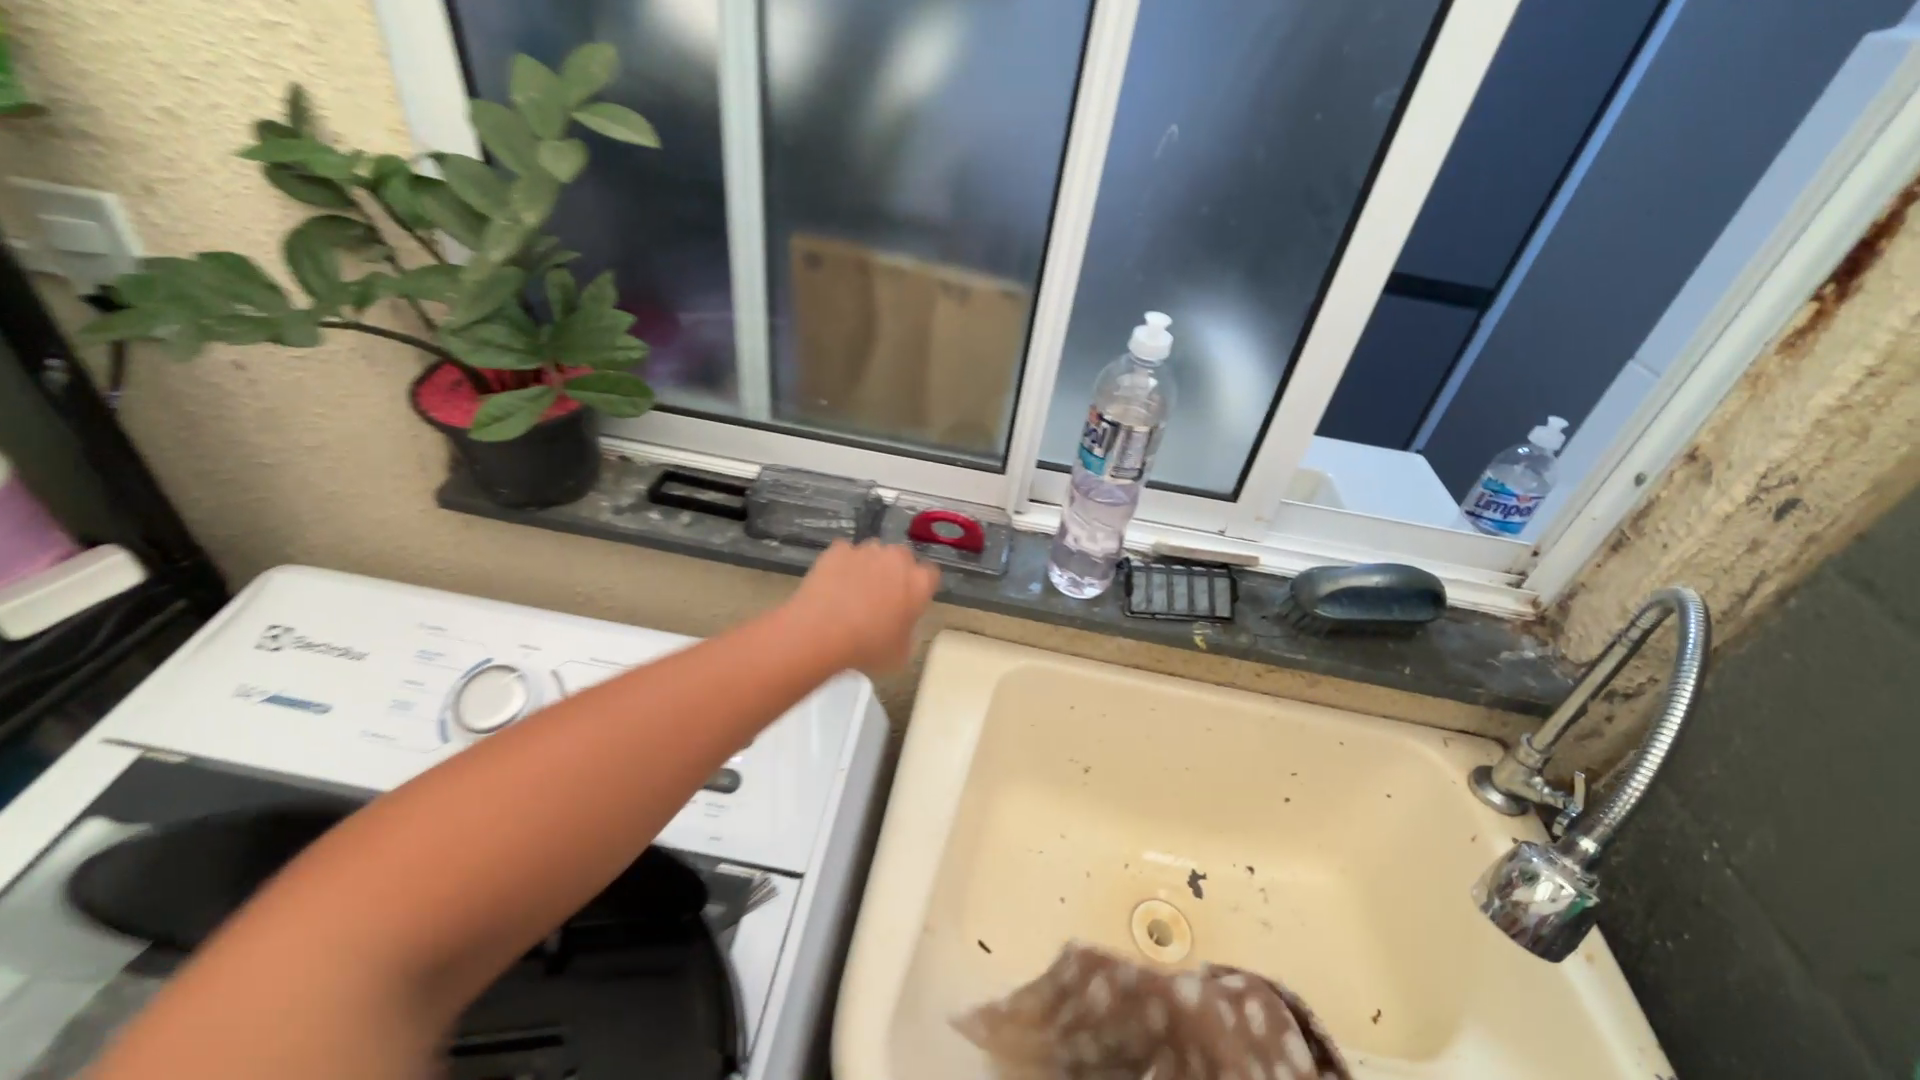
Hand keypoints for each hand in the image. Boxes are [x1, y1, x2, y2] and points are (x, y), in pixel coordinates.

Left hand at [786, 540, 940, 672]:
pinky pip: (845, 554)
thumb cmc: (867, 648)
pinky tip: (833, 584)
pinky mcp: (838, 549)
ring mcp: (866, 551)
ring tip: (853, 589)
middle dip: (895, 571)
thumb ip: (908, 632)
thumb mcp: (901, 654)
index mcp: (919, 583)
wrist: (821, 633)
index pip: (930, 575)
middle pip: (903, 557)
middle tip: (882, 595)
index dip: (919, 587)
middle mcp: (897, 559)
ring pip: (874, 552)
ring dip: (869, 565)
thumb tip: (901, 626)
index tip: (909, 602)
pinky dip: (842, 565)